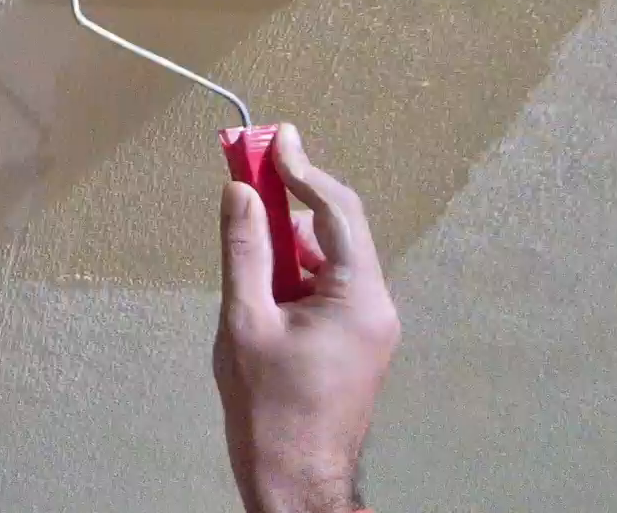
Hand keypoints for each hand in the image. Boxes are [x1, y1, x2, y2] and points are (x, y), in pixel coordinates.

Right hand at [213, 124, 399, 512]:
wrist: (295, 480)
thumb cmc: (268, 401)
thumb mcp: (245, 316)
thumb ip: (244, 248)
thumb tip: (241, 189)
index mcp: (360, 298)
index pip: (337, 212)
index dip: (303, 170)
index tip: (273, 138)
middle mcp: (375, 304)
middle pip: (337, 228)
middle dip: (291, 195)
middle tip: (248, 170)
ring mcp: (368, 323)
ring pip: (326, 255)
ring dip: (284, 236)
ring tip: (243, 241)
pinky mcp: (353, 337)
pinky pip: (323, 281)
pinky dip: (289, 265)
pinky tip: (258, 282)